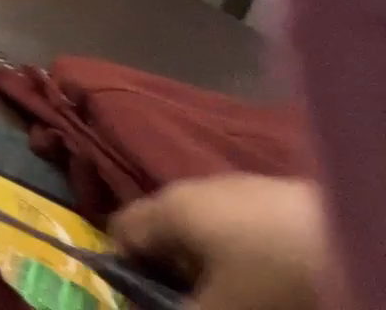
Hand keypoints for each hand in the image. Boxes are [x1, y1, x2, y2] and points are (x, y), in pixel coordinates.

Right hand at [109, 175, 329, 309]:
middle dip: (178, 265)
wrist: (368, 241)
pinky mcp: (282, 193)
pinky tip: (281, 271)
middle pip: (166, 229)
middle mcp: (190, 186)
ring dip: (217, 257)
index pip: (121, 230)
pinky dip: (252, 248)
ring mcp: (239, 185)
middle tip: (204, 299)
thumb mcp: (227, 308)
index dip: (127, 266)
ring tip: (248, 289)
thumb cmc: (280, 276)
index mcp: (166, 207)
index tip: (149, 299)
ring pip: (208, 225)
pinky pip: (247, 223)